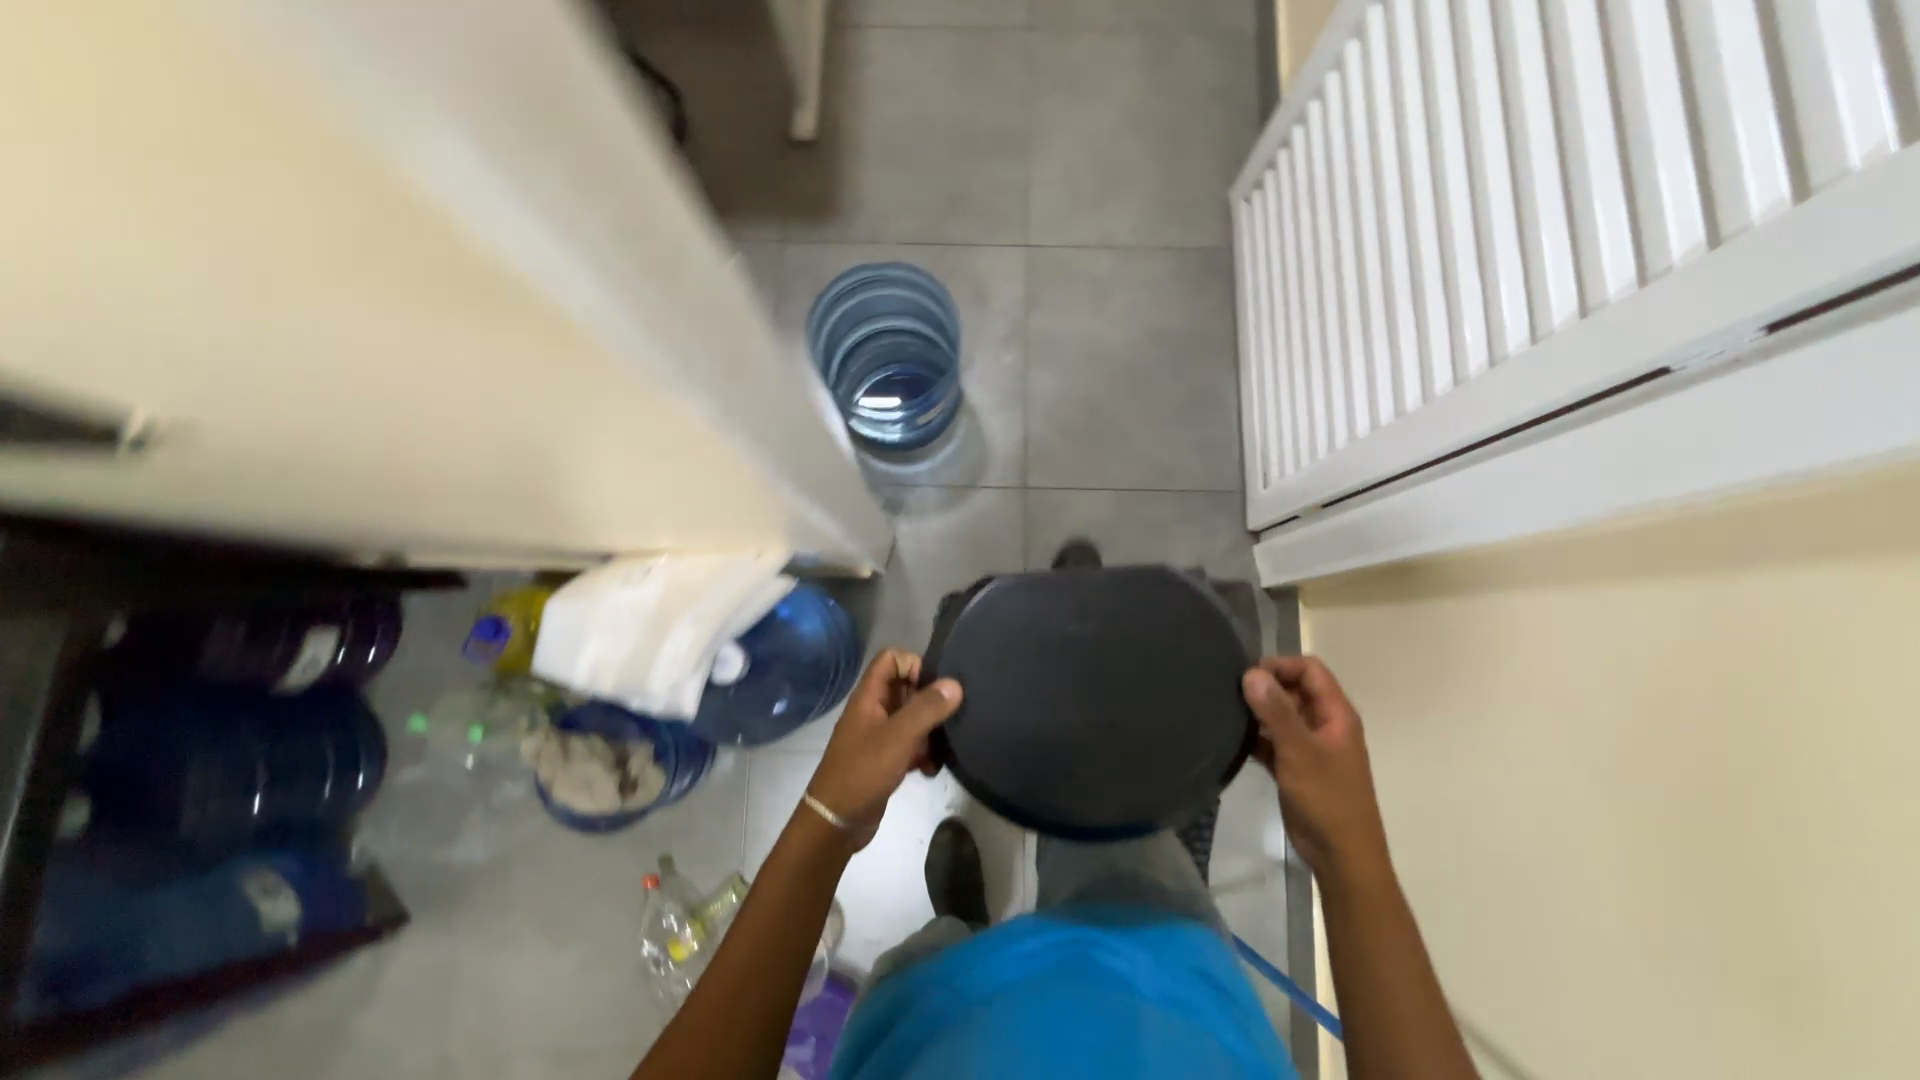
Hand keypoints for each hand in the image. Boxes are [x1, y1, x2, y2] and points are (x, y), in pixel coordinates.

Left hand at [805, 649, 962, 850]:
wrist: (836, 821)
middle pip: (906, 688)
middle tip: (951, 716)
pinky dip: (924, 754)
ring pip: (912, 719)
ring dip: (931, 731)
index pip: (891, 659)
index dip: (914, 664)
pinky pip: (911, 745)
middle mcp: (873, 711)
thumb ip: (926, 708)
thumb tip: (955, 684)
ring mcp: (879, 736)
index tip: (935, 687)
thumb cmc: (863, 772)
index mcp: (869, 697)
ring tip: (944, 746)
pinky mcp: (886, 760)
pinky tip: (932, 769)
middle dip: (930, 700)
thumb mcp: (898, 737)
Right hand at [1243, 655, 1390, 884]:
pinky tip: (1230, 739)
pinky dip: (1255, 737)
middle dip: (1265, 687)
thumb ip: (1276, 711)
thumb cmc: (1327, 799)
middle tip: (1229, 693)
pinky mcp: (1295, 767)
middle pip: (1294, 690)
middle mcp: (1324, 725)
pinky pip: (1272, 741)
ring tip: (1225, 712)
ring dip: (1257, 712)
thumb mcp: (1300, 752)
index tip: (1247, 675)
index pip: (1310, 670)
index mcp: (1336, 715)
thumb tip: (1251, 673)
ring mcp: (1310, 747)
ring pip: (1281, 716)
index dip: (1280, 665)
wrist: (1341, 855)